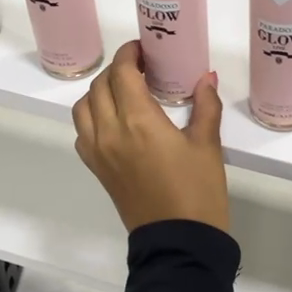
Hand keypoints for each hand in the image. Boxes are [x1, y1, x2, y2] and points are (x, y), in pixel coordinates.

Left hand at [72, 41, 229, 233]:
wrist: (179, 241)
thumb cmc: (198, 191)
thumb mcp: (207, 145)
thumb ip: (205, 106)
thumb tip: (205, 78)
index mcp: (138, 120)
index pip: (122, 73)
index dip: (129, 55)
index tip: (142, 49)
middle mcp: (110, 132)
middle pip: (100, 86)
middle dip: (117, 71)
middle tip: (139, 68)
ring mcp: (99, 153)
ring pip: (83, 109)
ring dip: (99, 92)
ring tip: (123, 92)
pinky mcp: (98, 170)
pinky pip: (83, 134)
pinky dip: (92, 118)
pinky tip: (114, 121)